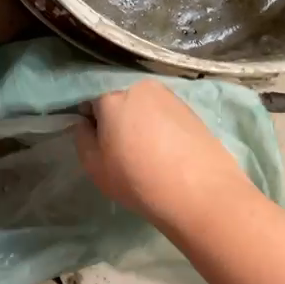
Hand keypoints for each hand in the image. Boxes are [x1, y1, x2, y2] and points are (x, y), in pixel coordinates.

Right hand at [75, 82, 250, 219]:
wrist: (202, 196)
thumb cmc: (139, 180)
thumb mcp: (95, 167)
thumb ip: (82, 138)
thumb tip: (86, 123)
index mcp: (111, 97)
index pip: (90, 101)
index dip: (91, 122)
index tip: (100, 143)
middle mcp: (139, 87)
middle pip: (119, 100)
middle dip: (117, 118)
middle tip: (124, 148)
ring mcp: (169, 97)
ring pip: (143, 106)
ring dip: (141, 121)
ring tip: (149, 152)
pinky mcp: (191, 110)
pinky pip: (165, 114)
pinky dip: (162, 127)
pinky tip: (169, 151)